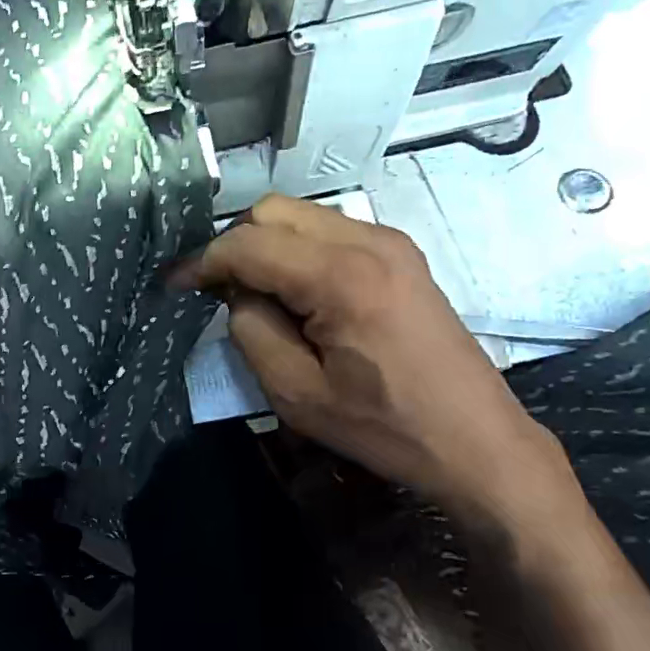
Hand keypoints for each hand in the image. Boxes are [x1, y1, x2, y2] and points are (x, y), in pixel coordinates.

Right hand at [172, 194, 568, 517]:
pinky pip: (334, 233)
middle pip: (274, 211)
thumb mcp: (299, 394)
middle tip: (221, 295)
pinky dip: (303, 253)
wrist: (475, 439)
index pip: (249, 243)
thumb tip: (239, 294)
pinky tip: (302, 297)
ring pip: (304, 217)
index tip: (175, 285)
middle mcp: (368, 240)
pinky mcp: (404, 256)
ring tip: (262, 300)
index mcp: (341, 275)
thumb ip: (253, 331)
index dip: (203, 261)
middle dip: (237, 246)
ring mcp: (392, 242)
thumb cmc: (386, 428)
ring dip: (270, 248)